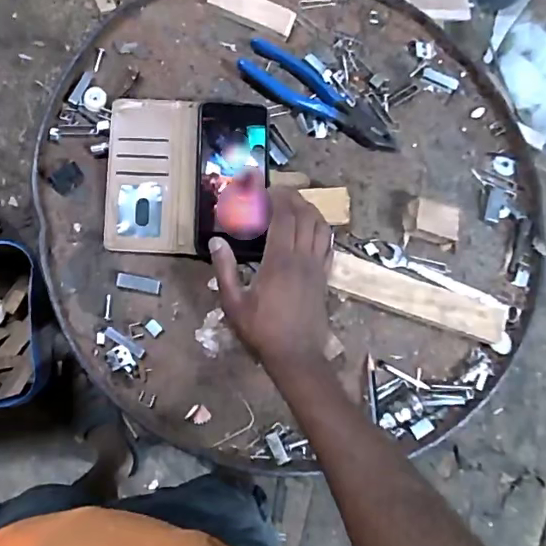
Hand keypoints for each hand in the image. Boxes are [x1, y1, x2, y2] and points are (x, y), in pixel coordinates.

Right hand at [208, 187, 332, 370]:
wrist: (296, 355)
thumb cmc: (262, 330)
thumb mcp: (234, 303)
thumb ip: (225, 270)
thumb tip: (216, 241)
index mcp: (280, 260)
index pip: (284, 217)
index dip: (276, 198)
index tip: (263, 190)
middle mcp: (303, 258)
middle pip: (305, 215)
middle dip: (292, 198)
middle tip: (277, 193)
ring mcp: (317, 266)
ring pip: (321, 227)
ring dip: (309, 210)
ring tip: (295, 205)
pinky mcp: (324, 277)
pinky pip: (329, 245)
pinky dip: (322, 229)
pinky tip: (313, 228)